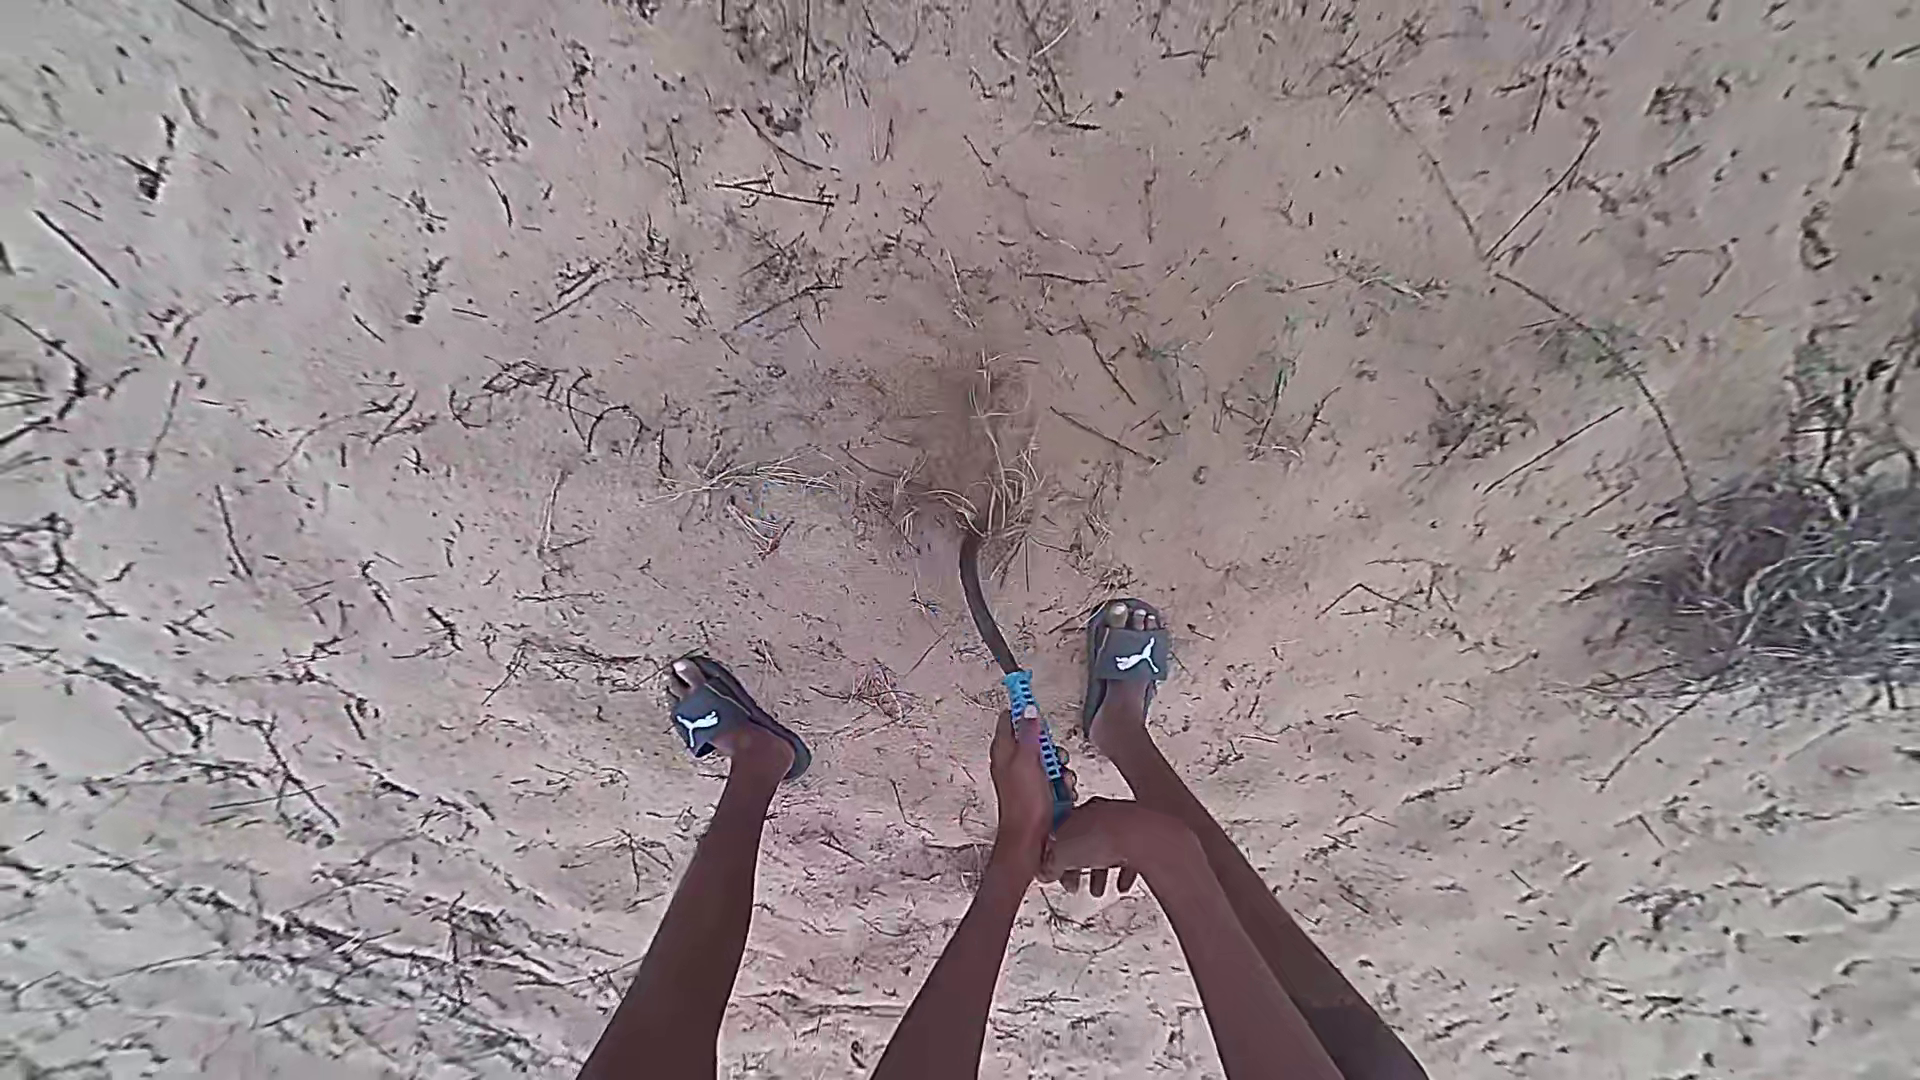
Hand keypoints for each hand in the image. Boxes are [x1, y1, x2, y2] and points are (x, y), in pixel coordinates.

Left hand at [989, 706, 1052, 873]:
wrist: (1030, 840)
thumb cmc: (1023, 804)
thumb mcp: (1027, 761)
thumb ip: (1028, 733)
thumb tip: (1028, 708)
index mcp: (1003, 749)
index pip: (1009, 718)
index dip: (1022, 708)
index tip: (1033, 699)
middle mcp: (1013, 760)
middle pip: (1035, 738)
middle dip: (1050, 746)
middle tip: (1054, 756)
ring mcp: (1027, 776)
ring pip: (1049, 758)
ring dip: (1060, 768)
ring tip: (1060, 780)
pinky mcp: (1040, 790)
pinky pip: (1055, 778)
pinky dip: (1062, 784)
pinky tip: (1063, 793)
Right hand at [1040, 797, 1187, 895]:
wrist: (1139, 834)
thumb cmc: (1100, 837)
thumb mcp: (1061, 855)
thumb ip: (1049, 864)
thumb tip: (1042, 871)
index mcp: (1075, 812)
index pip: (1058, 833)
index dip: (1053, 856)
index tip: (1054, 872)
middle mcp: (1097, 813)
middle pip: (1081, 840)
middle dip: (1076, 864)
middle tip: (1073, 883)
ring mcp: (1120, 823)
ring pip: (1104, 848)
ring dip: (1098, 870)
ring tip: (1097, 890)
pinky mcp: (1141, 835)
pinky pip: (1129, 854)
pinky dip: (1123, 871)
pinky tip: (1121, 885)